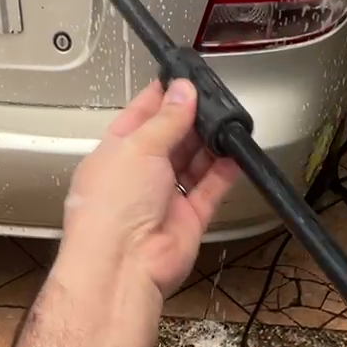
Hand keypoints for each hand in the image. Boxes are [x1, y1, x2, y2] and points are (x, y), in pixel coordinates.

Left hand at [59, 79, 241, 298]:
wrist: (123, 267)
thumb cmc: (110, 211)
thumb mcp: (137, 147)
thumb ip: (165, 119)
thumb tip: (182, 93)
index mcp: (115, 155)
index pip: (140, 117)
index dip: (162, 97)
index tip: (183, 80)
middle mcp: (139, 178)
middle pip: (171, 139)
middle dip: (191, 120)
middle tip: (213, 101)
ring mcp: (164, 200)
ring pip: (193, 164)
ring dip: (210, 145)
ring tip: (227, 125)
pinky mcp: (187, 221)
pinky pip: (209, 191)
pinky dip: (223, 173)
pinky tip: (236, 154)